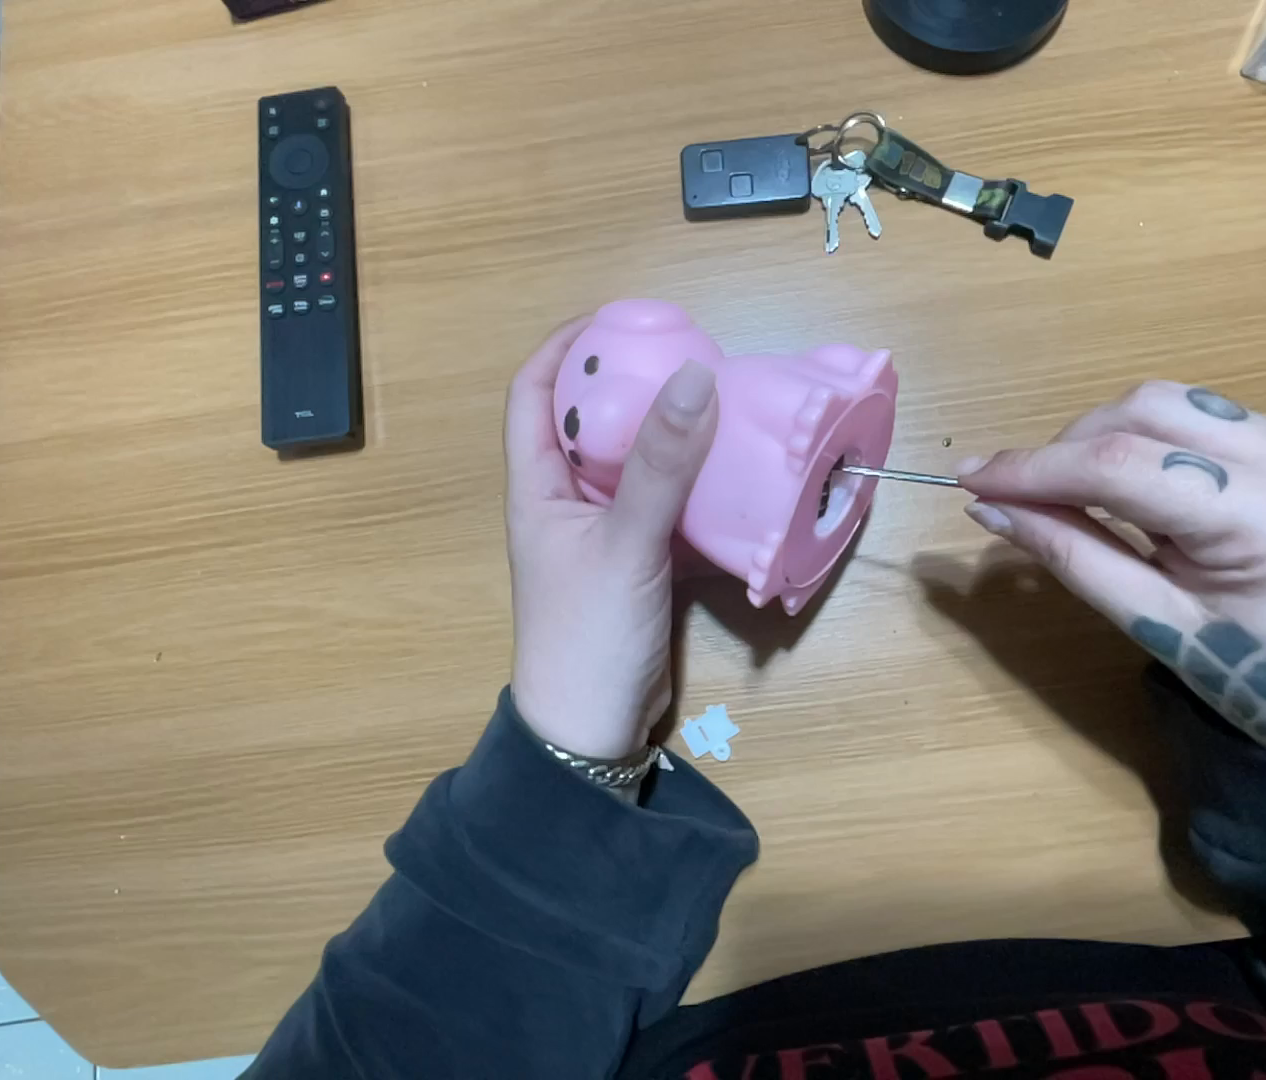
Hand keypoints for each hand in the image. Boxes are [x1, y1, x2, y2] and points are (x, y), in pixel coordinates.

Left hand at [504, 318, 719, 759]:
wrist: (592, 730)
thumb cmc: (589, 633)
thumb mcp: (625, 544)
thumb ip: (659, 466)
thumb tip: (694, 376)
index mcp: (538, 487)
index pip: (532, 395)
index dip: (564, 348)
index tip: (618, 318)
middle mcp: (566, 502)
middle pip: (589, 424)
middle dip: (630, 386)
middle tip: (688, 359)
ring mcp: (604, 535)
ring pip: (634, 467)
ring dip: (670, 437)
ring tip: (719, 406)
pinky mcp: (638, 563)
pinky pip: (666, 509)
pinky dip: (694, 490)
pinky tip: (733, 477)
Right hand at [958, 381, 1265, 756]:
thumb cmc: (1254, 680)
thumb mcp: (1153, 624)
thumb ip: (1069, 556)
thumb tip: (989, 508)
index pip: (1125, 468)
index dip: (1035, 467)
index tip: (970, 477)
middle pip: (1150, 410)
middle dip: (1068, 446)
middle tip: (1024, 493)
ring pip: (1175, 401)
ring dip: (1103, 435)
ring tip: (1073, 488)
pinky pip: (1204, 416)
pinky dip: (1145, 439)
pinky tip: (1129, 482)